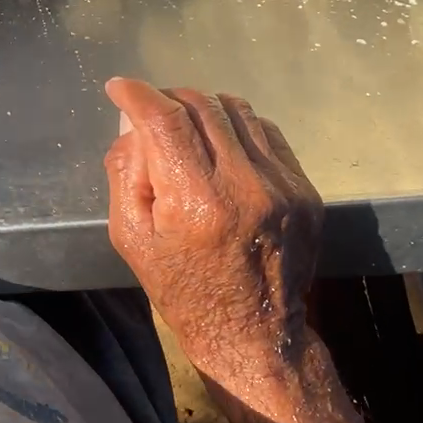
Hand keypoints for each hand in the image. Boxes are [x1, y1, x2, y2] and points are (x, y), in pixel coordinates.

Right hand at [104, 79, 396, 422]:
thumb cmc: (179, 284)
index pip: (164, 119)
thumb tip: (132, 123)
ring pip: (234, 110)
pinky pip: (265, 130)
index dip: (136, 93)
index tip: (117, 88)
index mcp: (195, 201)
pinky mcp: (304, 190)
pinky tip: (219, 145)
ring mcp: (282, 186)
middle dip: (165, 98)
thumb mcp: (128, 233)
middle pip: (200, 105)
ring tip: (184, 127)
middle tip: (147, 111)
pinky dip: (234, 125)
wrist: (254, 334)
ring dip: (200, 107)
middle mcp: (244, 185)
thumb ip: (125, 170)